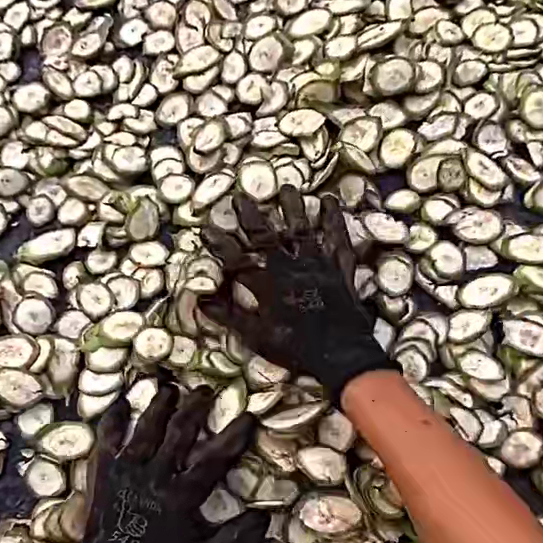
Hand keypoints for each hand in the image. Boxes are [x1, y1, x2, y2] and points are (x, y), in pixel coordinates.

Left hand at [50, 383, 265, 542]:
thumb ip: (235, 541)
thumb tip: (265, 517)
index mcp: (182, 496)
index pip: (215, 458)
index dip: (234, 435)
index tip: (249, 417)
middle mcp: (156, 475)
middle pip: (179, 431)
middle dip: (195, 407)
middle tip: (206, 390)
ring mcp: (127, 471)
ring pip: (146, 428)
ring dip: (159, 405)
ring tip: (169, 388)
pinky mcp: (104, 474)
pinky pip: (108, 439)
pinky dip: (114, 419)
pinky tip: (119, 402)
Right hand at [200, 185, 397, 402]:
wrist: (341, 354)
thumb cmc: (294, 348)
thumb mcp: (255, 336)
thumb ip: (229, 316)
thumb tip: (201, 302)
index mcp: (267, 284)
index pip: (237, 258)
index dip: (220, 243)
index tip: (206, 228)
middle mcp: (290, 267)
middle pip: (267, 236)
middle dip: (251, 216)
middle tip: (240, 196)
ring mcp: (317, 265)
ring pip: (302, 230)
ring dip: (293, 208)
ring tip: (287, 188)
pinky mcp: (340, 268)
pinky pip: (337, 239)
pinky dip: (334, 220)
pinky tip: (330, 202)